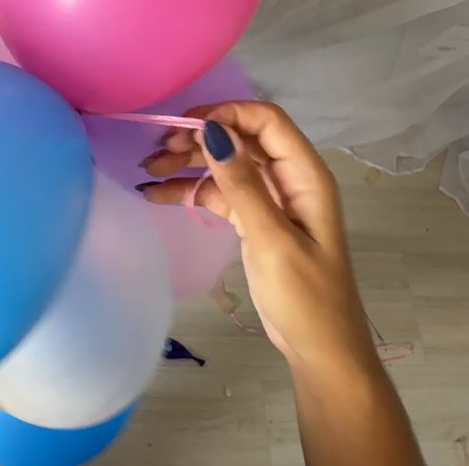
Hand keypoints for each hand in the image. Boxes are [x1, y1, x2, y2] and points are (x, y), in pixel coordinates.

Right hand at [138, 101, 372, 373]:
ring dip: (188, 163)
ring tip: (148, 171)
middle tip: (158, 151)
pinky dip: (191, 191)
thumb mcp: (271, 238)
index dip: (227, 114)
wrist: (320, 354)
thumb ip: (242, 183)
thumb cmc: (305, 296)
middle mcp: (288, 177)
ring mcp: (270, 198)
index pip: (265, 120)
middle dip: (199, 139)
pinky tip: (158, 195)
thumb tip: (212, 130)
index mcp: (305, 173)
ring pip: (225, 164)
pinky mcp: (254, 219)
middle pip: (240, 139)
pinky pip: (219, 192)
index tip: (185, 128)